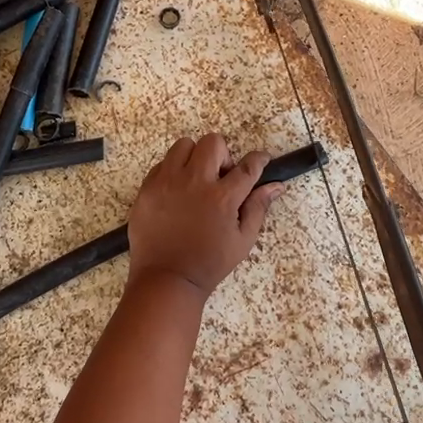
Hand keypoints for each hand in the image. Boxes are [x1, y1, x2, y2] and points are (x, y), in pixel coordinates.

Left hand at [126, 134, 283, 297]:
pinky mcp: (147, 187)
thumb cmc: (208, 263)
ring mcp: (167, 182)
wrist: (166, 279)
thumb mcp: (242, 241)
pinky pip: (162, 164)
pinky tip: (175, 192)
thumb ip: (258, 208)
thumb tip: (276, 186)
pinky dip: (172, 172)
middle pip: (212, 142)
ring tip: (195, 180)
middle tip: (220, 177)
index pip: (247, 166)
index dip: (258, 159)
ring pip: (183, 145)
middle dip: (222, 155)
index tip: (261, 159)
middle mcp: (195, 182)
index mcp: (222, 197)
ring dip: (194, 157)